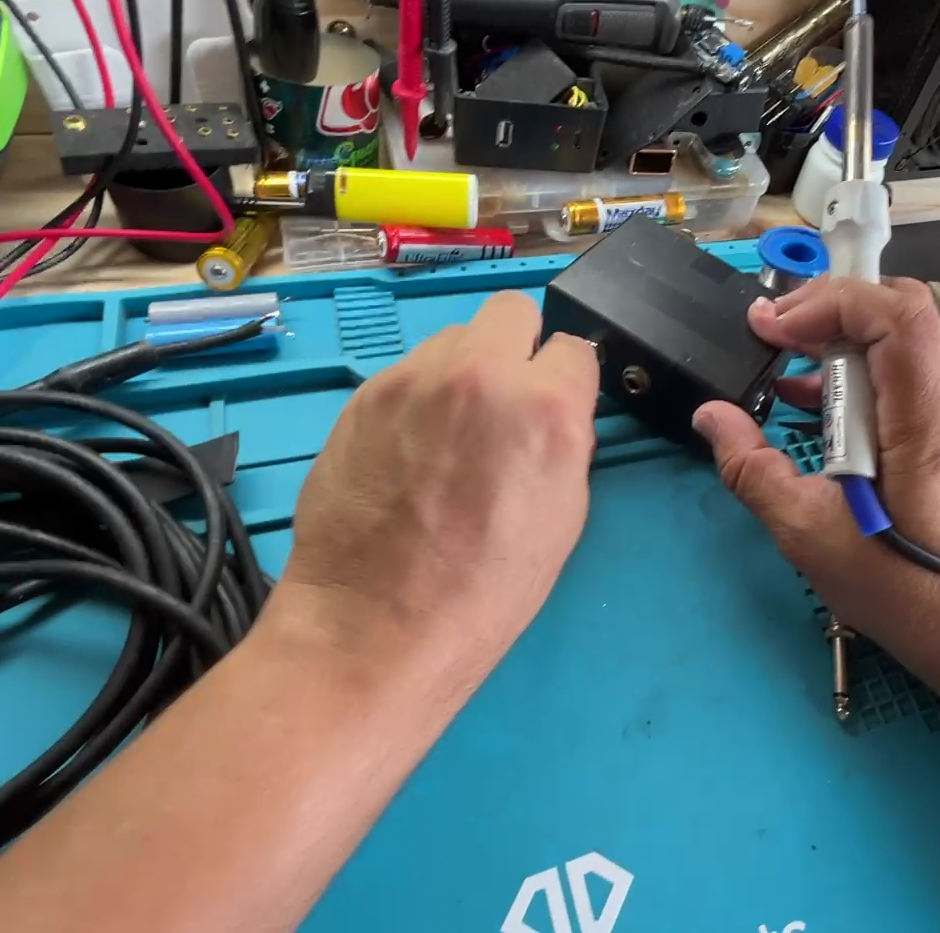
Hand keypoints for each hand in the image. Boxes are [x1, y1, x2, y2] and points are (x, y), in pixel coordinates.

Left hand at [268, 291, 599, 677]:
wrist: (374, 629)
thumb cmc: (486, 591)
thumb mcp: (563, 516)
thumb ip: (566, 440)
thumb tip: (552, 409)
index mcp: (544, 408)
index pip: (575, 348)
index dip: (568, 379)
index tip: (555, 403)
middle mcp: (480, 374)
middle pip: (513, 310)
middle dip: (521, 346)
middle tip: (507, 400)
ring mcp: (413, 378)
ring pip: (456, 336)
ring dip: (468, 368)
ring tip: (451, 430)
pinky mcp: (364, 394)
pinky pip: (410, 370)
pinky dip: (422, 394)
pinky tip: (410, 448)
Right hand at [692, 278, 939, 660]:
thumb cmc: (900, 585)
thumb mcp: (808, 532)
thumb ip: (753, 468)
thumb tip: (710, 416)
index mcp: (920, 417)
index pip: (894, 314)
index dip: (829, 303)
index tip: (773, 329)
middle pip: (899, 310)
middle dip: (828, 306)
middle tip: (773, 330)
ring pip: (898, 339)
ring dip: (836, 336)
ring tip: (780, 358)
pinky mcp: (937, 434)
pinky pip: (895, 375)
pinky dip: (849, 370)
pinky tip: (806, 401)